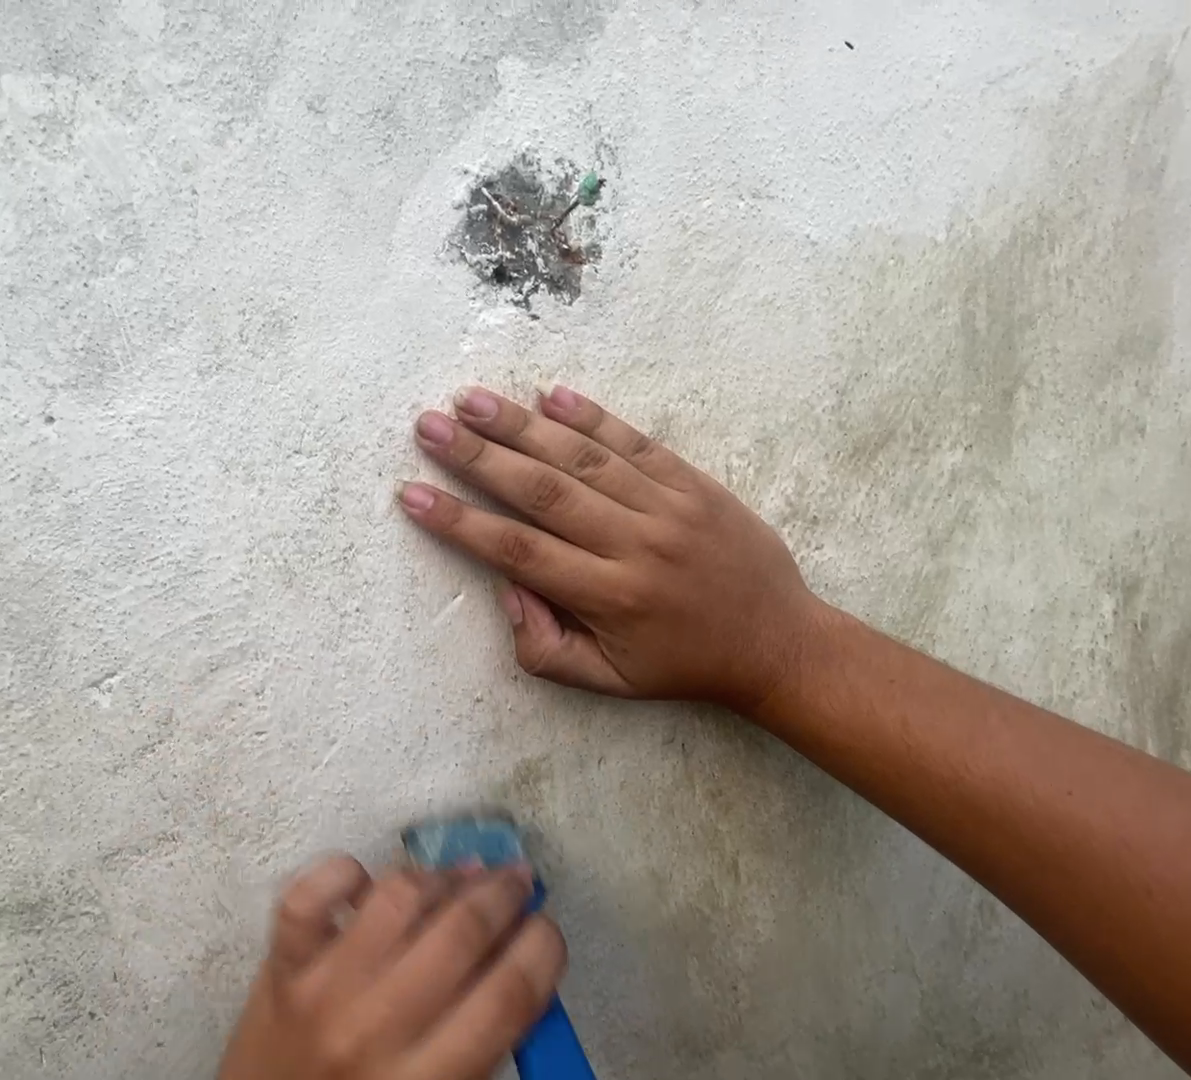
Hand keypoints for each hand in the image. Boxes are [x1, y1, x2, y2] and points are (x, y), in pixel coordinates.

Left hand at [217, 857, 564, 1079]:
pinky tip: (371, 880)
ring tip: (461, 874)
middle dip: (503, 894)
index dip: (542, 948)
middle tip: (517, 880)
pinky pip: (311, 893)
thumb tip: (515, 951)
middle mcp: (375, 1030)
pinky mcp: (280, 962)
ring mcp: (322, 988)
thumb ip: (479, 1038)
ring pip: (398, 898)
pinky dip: (344, 871)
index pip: (506, 997)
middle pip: (460, 934)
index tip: (546, 928)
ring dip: (441, 876)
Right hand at [397, 384, 826, 709]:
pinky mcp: (693, 483)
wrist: (778, 643)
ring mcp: (667, 507)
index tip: (412, 495)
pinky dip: (593, 417)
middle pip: (542, 491)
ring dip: (522, 426)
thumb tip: (507, 590)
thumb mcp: (608, 682)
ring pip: (583, 458)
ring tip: (472, 400)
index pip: (518, 551)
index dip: (459, 522)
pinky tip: (552, 395)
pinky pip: (637, 443)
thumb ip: (544, 648)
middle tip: (429, 425)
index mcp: (609, 598)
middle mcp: (634, 545)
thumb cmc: (683, 664)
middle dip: (477, 456)